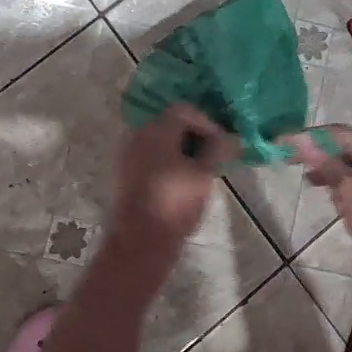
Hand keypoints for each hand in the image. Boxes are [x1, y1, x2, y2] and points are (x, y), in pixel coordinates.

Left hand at [106, 106, 236, 265]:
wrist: (140, 241)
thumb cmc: (175, 203)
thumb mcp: (203, 174)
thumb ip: (217, 149)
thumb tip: (228, 137)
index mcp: (156, 129)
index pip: (184, 110)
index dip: (206, 123)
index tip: (221, 143)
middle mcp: (137, 133)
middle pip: (169, 122)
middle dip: (192, 135)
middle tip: (211, 155)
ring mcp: (127, 152)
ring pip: (158, 138)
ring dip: (179, 147)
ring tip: (197, 168)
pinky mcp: (123, 171)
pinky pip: (147, 154)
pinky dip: (164, 158)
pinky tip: (178, 177)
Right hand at [283, 125, 351, 270]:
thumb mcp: (349, 187)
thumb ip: (324, 162)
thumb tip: (300, 141)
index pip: (337, 133)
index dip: (307, 136)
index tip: (279, 140)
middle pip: (343, 145)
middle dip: (315, 148)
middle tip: (284, 153)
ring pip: (347, 164)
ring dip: (323, 164)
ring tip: (298, 168)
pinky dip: (334, 180)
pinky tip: (319, 185)